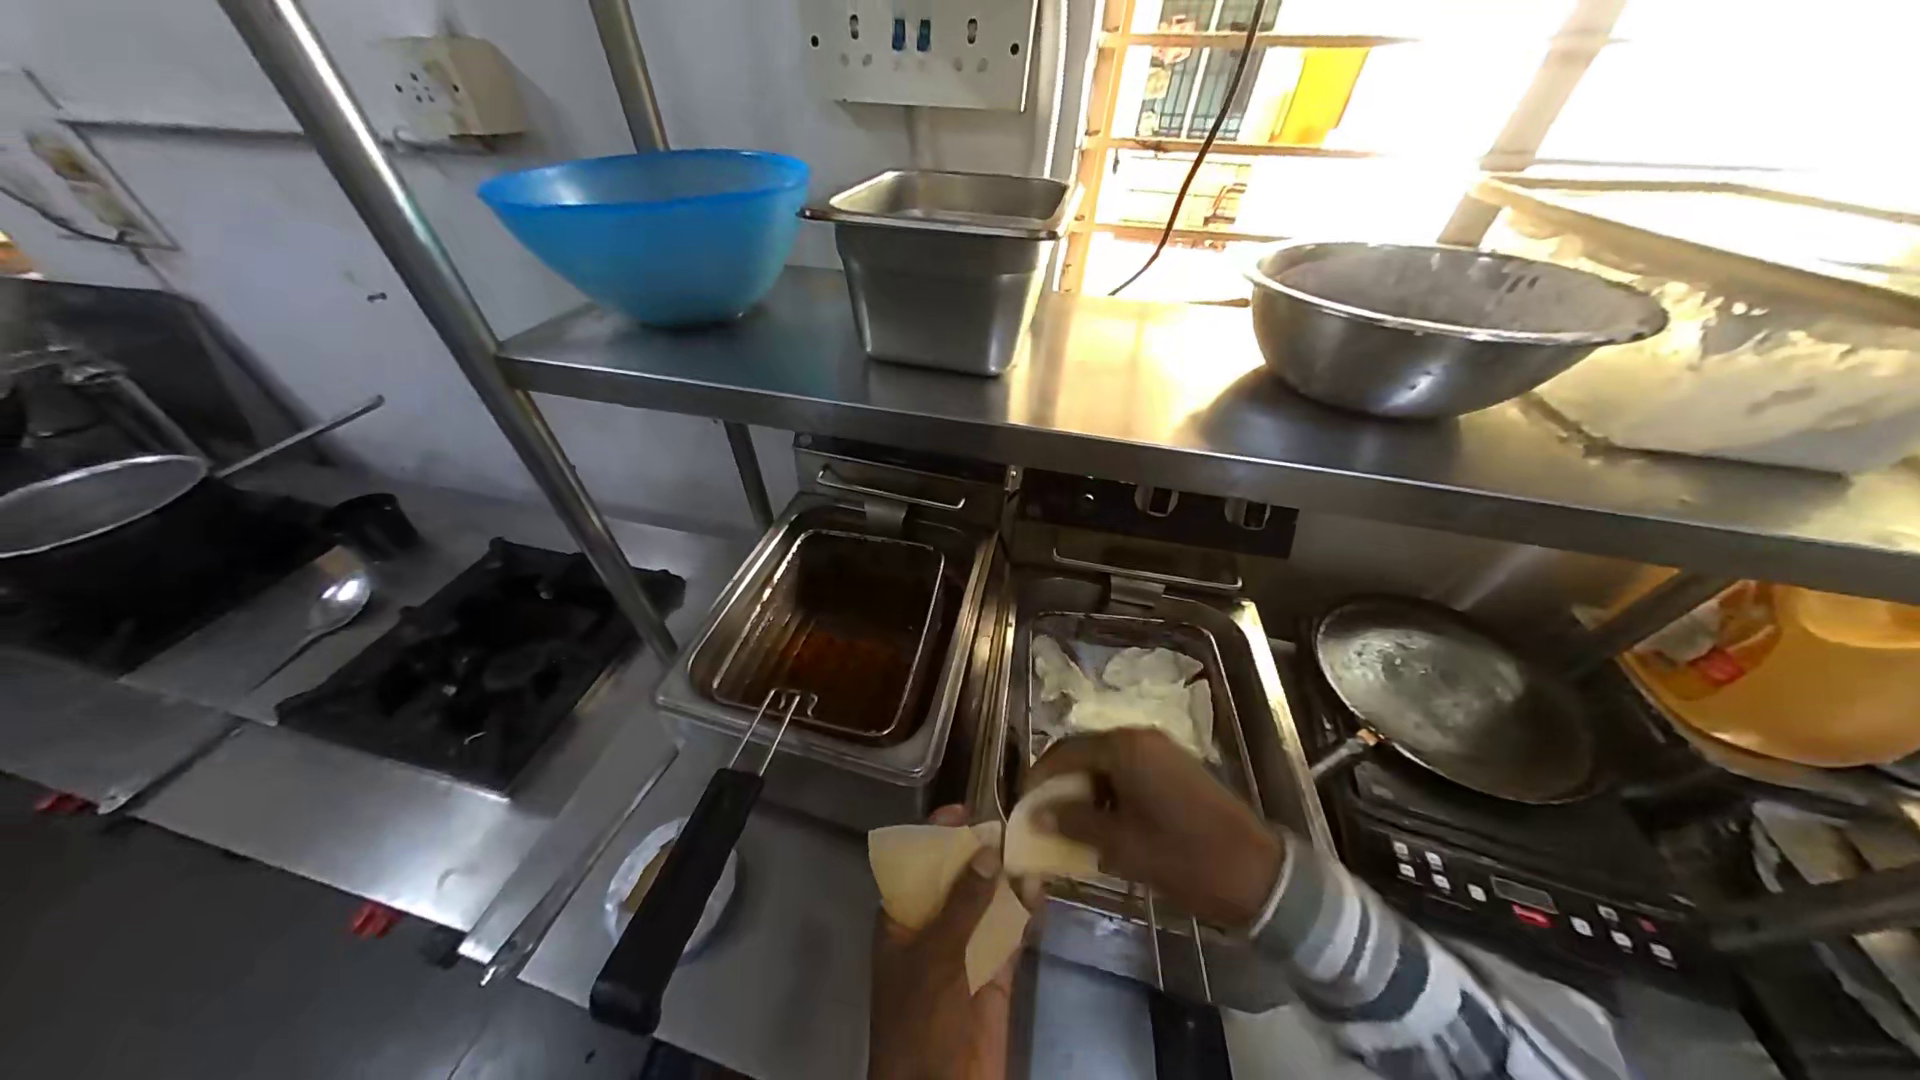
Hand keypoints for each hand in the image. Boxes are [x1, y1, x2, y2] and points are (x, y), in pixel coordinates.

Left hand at [869, 806, 1015, 1079]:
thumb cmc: (919, 1022)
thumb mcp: (935, 958)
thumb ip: (962, 905)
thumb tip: (985, 851)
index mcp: (901, 920)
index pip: (914, 864)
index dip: (934, 834)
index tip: (963, 809)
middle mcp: (931, 928)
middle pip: (955, 879)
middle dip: (978, 852)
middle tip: (1007, 823)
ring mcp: (964, 950)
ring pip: (985, 903)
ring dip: (1005, 878)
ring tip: (1029, 845)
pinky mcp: (993, 972)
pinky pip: (1009, 934)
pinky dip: (1024, 912)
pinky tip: (1040, 887)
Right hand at [1028, 728, 1282, 929]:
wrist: (1258, 874)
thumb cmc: (1183, 857)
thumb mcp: (1121, 844)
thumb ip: (1074, 823)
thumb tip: (1036, 815)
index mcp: (1124, 748)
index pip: (1065, 752)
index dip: (1039, 777)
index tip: (1022, 804)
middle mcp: (1140, 738)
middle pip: (1085, 752)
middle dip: (1061, 782)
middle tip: (1043, 815)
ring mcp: (1161, 751)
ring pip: (1107, 762)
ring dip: (1085, 788)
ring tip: (1070, 822)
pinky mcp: (1176, 767)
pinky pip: (1129, 770)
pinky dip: (1110, 790)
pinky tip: (1104, 820)